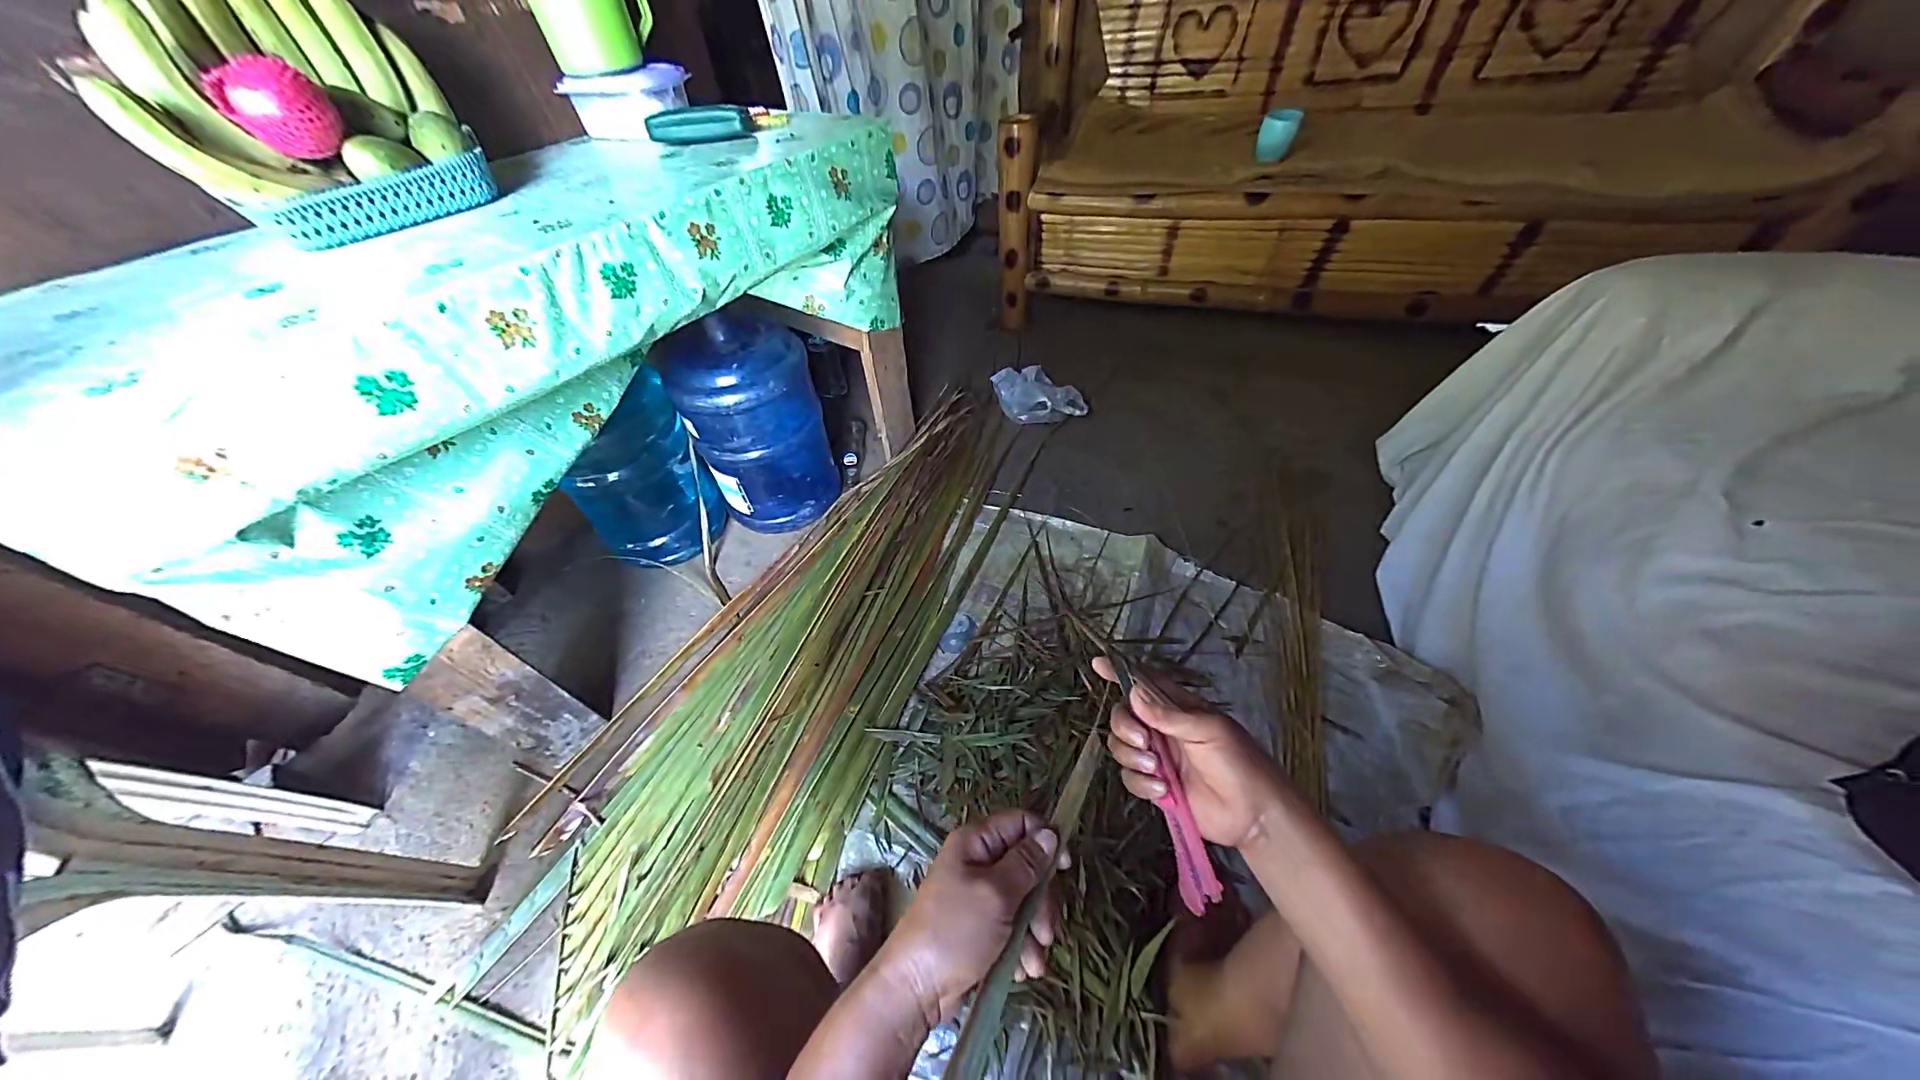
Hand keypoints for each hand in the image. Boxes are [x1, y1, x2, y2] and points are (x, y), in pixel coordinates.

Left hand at [872, 808, 1065, 1025]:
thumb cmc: (955, 930)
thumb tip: (1050, 834)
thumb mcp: (996, 893)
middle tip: (1047, 931)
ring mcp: (978, 895)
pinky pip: (1012, 925)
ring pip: (1024, 899)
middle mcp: (976, 862)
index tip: (1064, 869)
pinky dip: (1022, 945)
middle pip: (1027, 865)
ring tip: (1034, 961)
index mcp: (974, 842)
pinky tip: (1022, 969)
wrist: (917, 988)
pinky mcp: (981, 925)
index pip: (1019, 823)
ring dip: (1035, 930)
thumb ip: (1026, 863)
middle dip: (1042, 900)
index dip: (1045, 840)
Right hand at [1093, 657, 1285, 848]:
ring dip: (1132, 757)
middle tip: (1145, 743)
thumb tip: (1134, 695)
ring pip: (1120, 747)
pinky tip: (1163, 790)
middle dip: (1124, 727)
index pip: (1144, 682)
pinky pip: (1129, 778)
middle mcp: (1162, 729)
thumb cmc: (1240, 763)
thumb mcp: (1209, 731)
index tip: (1098, 665)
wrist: (1253, 814)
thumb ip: (1170, 715)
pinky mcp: (1155, 785)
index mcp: (1178, 708)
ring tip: (1159, 771)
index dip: (1120, 672)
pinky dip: (1141, 783)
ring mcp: (1158, 757)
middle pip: (1122, 716)